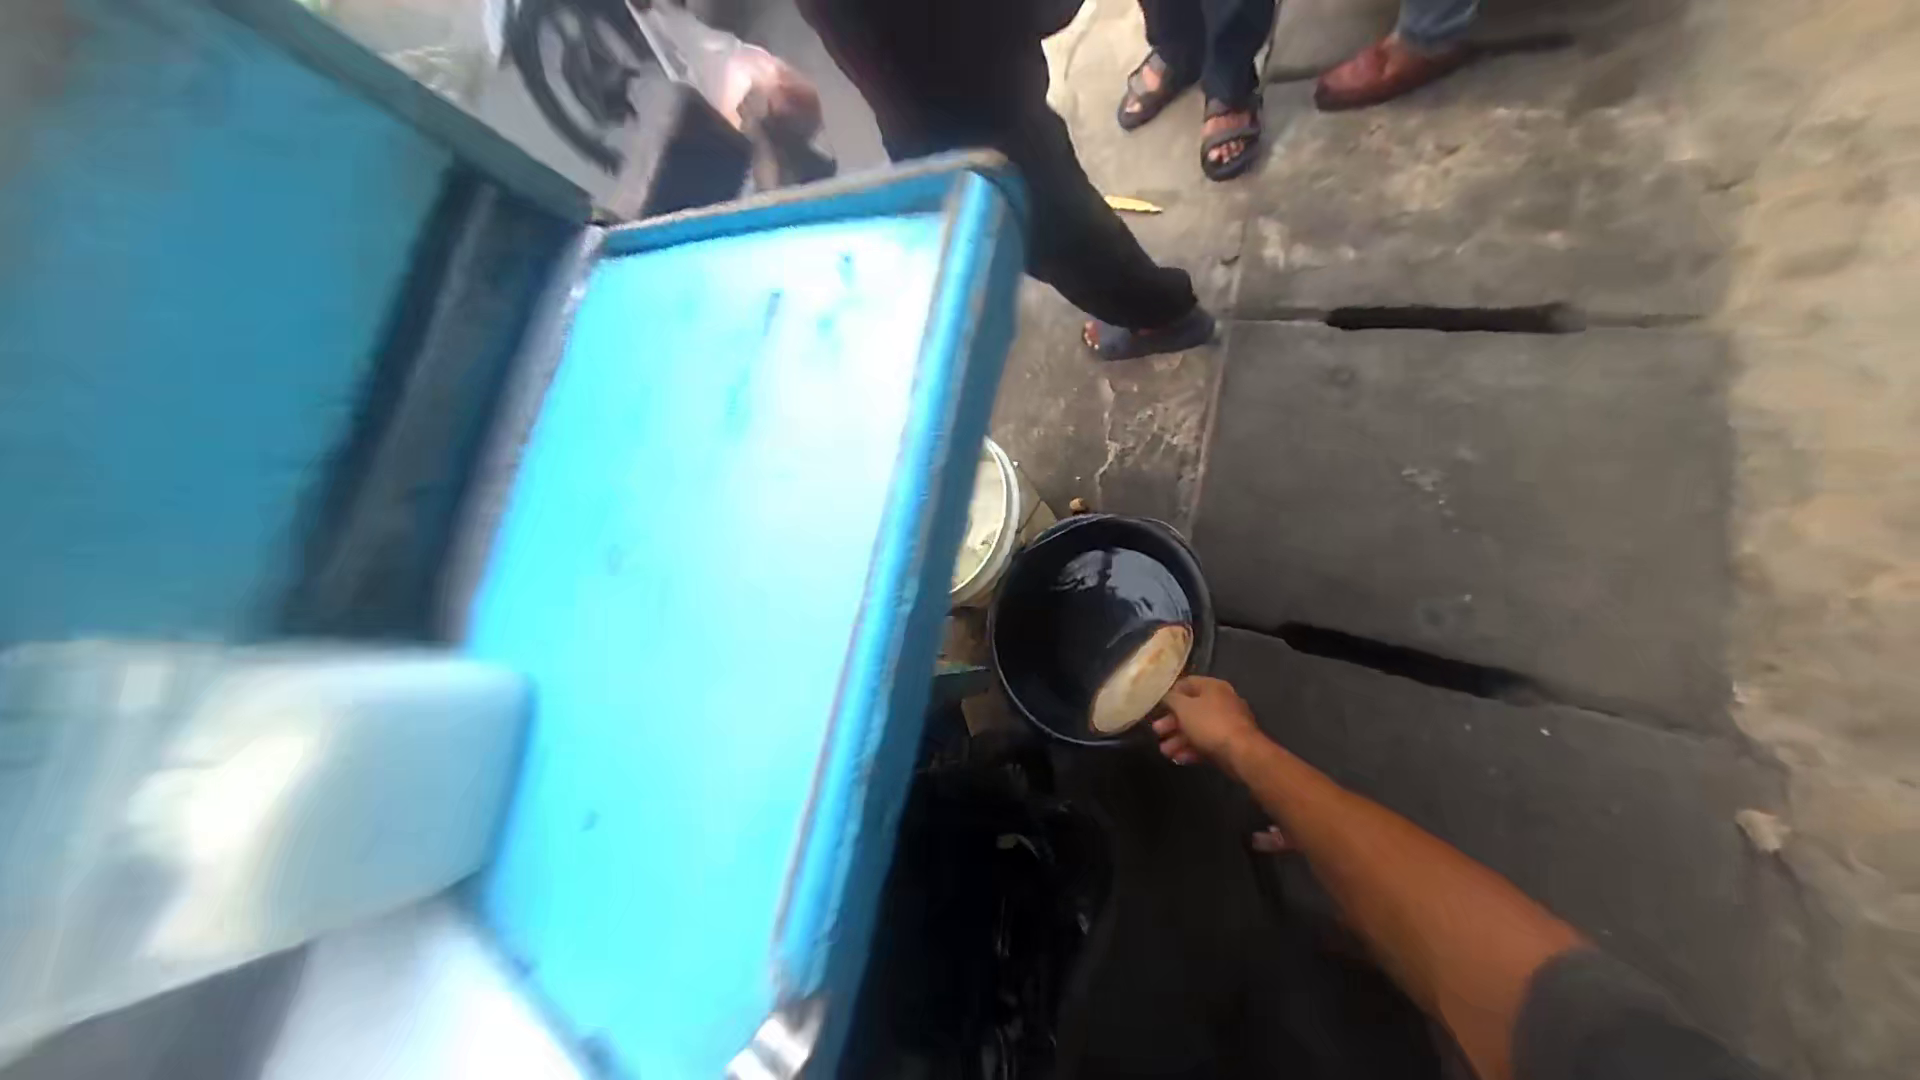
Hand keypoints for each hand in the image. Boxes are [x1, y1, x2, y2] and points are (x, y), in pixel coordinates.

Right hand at [1153, 676, 1263, 766]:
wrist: (1242, 754)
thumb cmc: (1209, 723)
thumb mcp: (1183, 707)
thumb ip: (1170, 699)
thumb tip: (1166, 696)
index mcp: (1212, 687)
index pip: (1186, 684)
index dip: (1169, 694)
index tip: (1156, 705)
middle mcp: (1221, 702)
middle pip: (1190, 709)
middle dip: (1171, 723)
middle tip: (1156, 731)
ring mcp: (1227, 724)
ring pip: (1197, 729)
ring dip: (1179, 739)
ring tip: (1164, 751)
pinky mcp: (1230, 744)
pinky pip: (1207, 743)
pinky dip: (1192, 750)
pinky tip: (1178, 759)